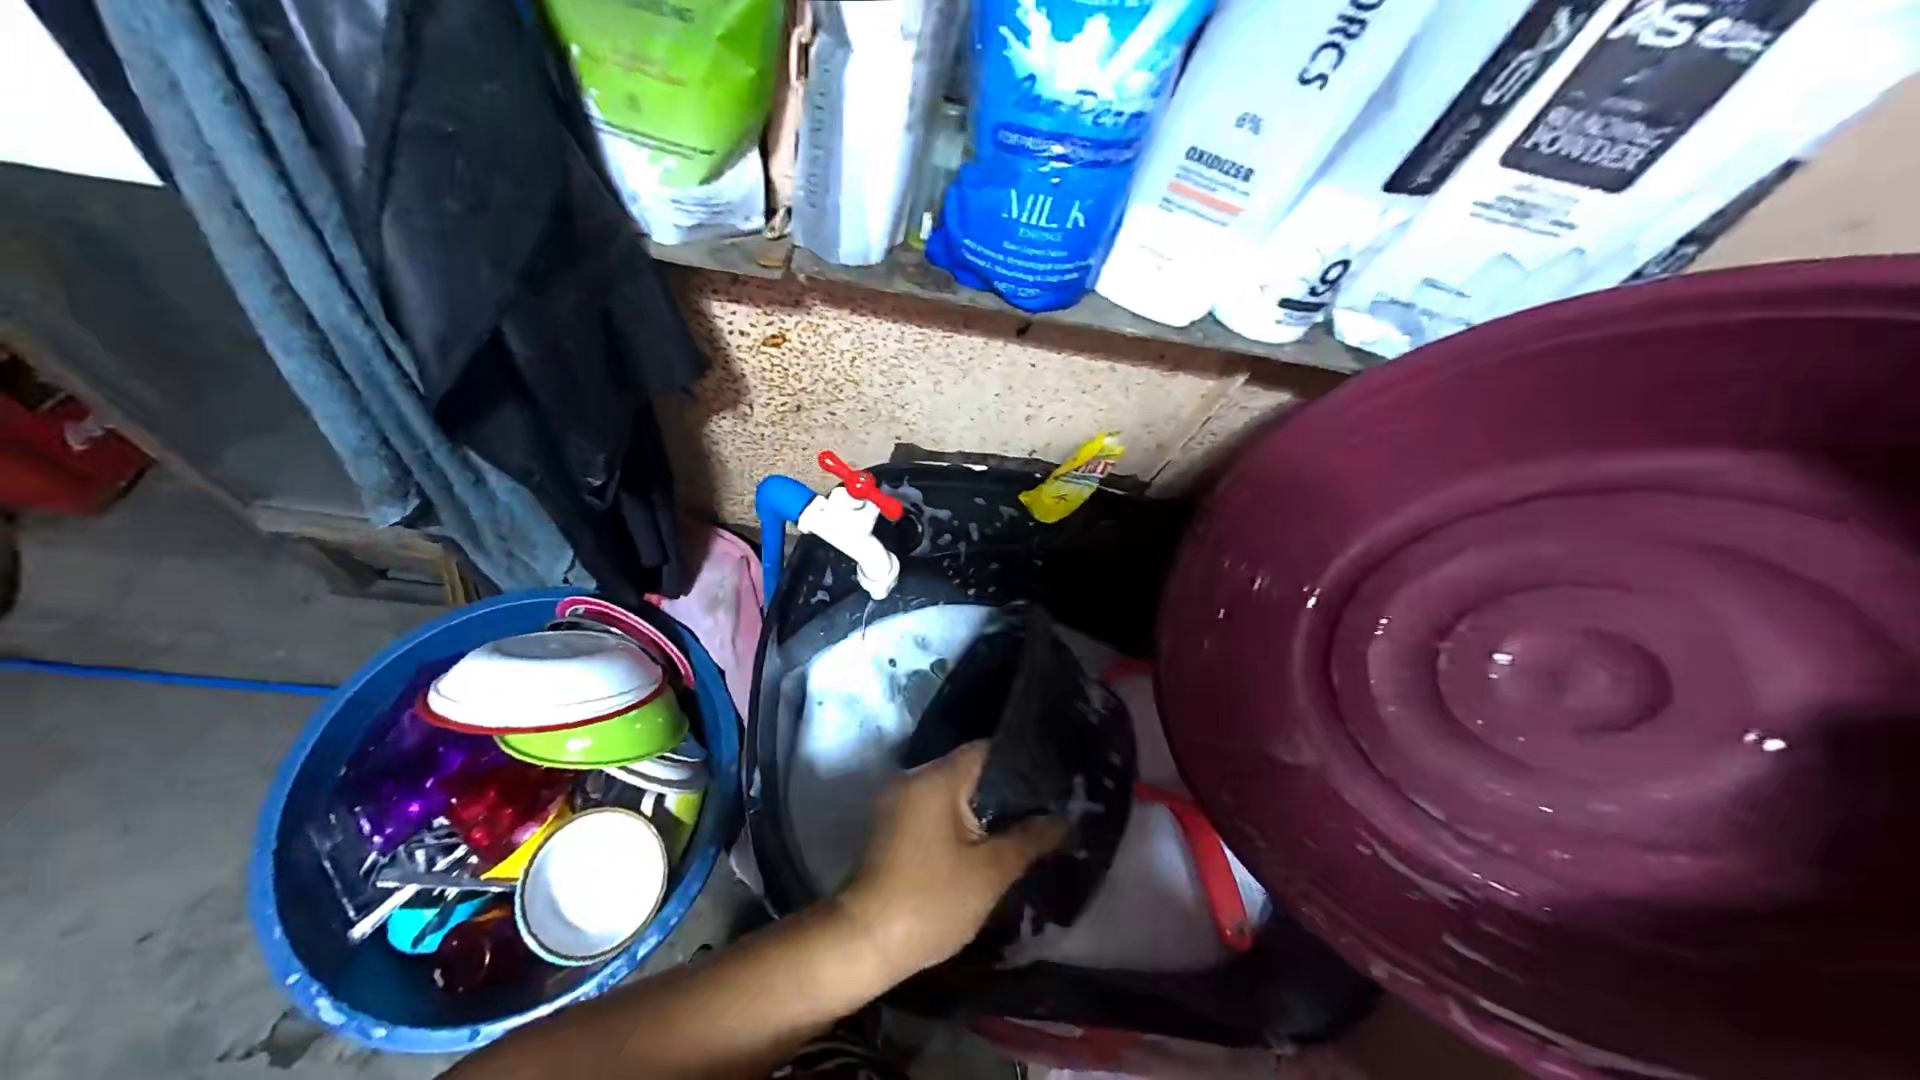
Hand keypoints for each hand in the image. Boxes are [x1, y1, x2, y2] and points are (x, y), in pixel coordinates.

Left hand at [837, 741, 1067, 977]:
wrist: (862, 943)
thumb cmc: (930, 901)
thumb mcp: (989, 873)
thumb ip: (1029, 839)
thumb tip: (1063, 819)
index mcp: (935, 778)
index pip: (985, 750)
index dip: (1021, 762)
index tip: (1051, 782)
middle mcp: (913, 779)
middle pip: (968, 770)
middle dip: (1005, 789)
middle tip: (1043, 809)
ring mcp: (897, 802)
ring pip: (952, 792)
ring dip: (982, 808)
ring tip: (1022, 826)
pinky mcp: (891, 826)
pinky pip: (934, 810)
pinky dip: (959, 821)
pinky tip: (985, 843)